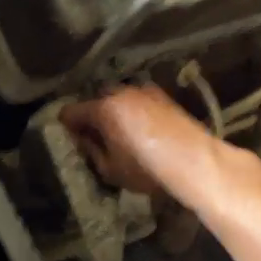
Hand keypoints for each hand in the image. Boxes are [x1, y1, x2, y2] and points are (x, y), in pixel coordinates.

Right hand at [60, 83, 227, 196]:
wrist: (195, 161)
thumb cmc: (147, 169)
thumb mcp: (109, 169)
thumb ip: (90, 151)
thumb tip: (82, 140)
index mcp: (103, 109)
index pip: (70, 112)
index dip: (65, 127)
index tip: (71, 141)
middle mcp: (121, 92)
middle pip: (95, 101)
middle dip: (91, 117)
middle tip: (95, 138)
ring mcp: (144, 91)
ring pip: (117, 98)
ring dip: (113, 112)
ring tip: (119, 134)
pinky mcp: (163, 96)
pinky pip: (137, 100)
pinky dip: (132, 111)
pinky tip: (139, 129)